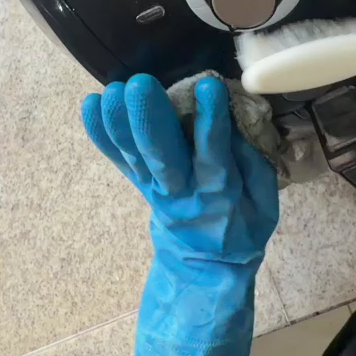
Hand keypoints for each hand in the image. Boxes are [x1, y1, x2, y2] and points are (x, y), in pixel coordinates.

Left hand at [83, 73, 278, 355]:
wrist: (207, 271)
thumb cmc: (242, 228)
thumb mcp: (265, 204)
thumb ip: (254, 163)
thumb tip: (237, 118)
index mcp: (220, 189)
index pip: (214, 151)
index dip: (211, 119)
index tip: (208, 84)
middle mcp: (183, 187)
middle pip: (162, 154)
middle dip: (149, 119)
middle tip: (140, 84)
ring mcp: (156, 188)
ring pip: (135, 155)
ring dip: (119, 122)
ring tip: (109, 91)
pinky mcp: (141, 186)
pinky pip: (120, 159)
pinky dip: (102, 134)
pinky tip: (90, 105)